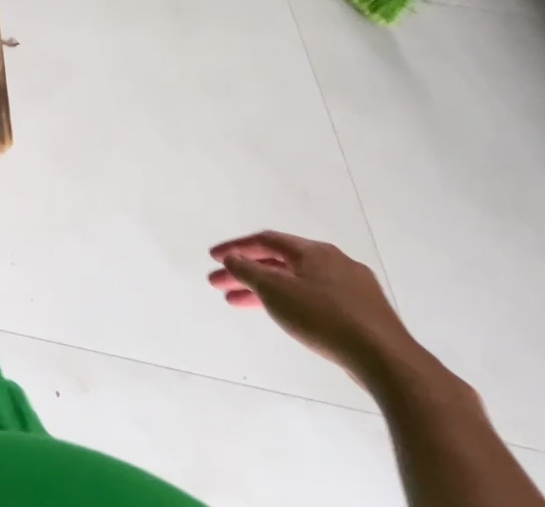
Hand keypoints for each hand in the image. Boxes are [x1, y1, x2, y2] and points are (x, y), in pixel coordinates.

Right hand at [208, 230, 419, 385]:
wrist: (386, 360)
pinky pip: (314, 298)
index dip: (235, 248)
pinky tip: (280, 313)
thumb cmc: (323, 317)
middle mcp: (337, 264)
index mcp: (316, 252)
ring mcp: (354, 289)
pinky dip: (289, 301)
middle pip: (280, 262)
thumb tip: (233, 259)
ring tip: (239, 303)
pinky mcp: (363, 313)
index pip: (267, 241)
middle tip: (218, 284)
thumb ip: (247, 270)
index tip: (213, 258)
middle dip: (246, 272)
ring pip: (297, 282)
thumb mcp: (274, 289)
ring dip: (264, 289)